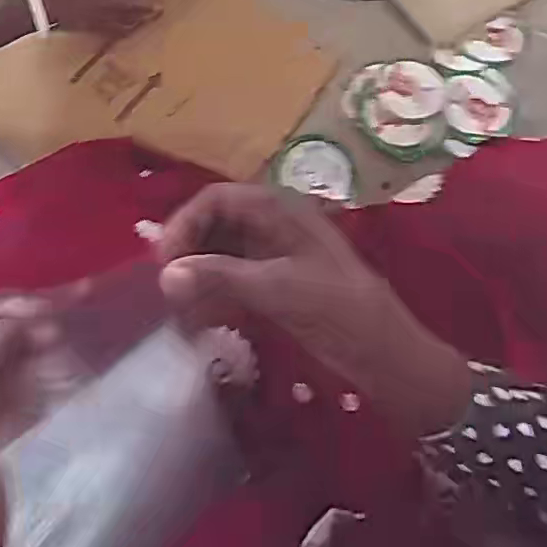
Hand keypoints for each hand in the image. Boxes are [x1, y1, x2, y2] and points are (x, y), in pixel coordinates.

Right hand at [40, 0, 159, 35]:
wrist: (41, 5)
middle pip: (126, 1)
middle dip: (143, 4)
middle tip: (158, 6)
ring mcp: (96, 14)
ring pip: (122, 16)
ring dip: (137, 17)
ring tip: (150, 17)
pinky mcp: (91, 27)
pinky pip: (111, 30)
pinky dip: (123, 30)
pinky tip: (132, 31)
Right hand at [156, 184, 469, 435]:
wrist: (382, 347)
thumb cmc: (335, 305)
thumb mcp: (277, 289)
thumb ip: (221, 277)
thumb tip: (166, 275)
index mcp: (277, 207)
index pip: (216, 199)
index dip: (185, 224)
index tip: (164, 262)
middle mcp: (271, 221)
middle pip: (214, 223)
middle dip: (189, 252)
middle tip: (167, 290)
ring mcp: (273, 250)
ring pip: (220, 250)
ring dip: (198, 275)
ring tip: (179, 309)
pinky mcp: (274, 280)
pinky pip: (232, 276)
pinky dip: (213, 292)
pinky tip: (200, 318)